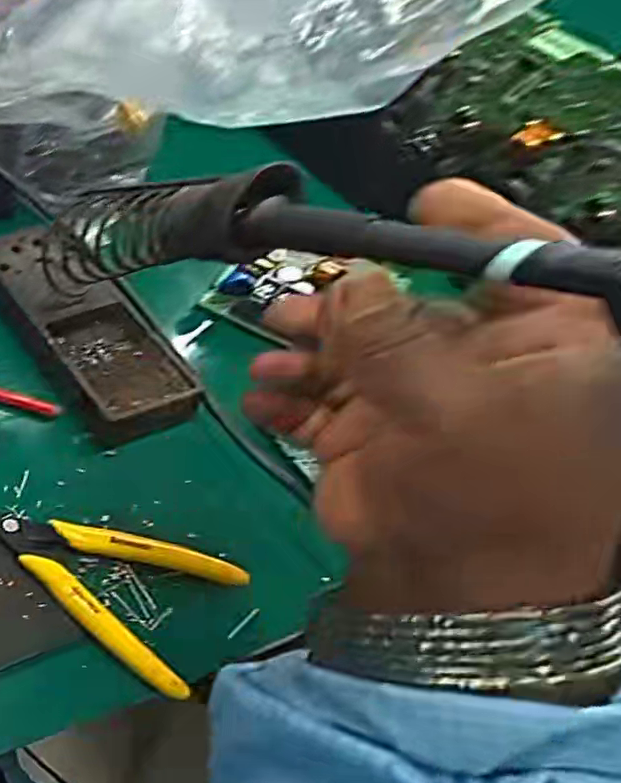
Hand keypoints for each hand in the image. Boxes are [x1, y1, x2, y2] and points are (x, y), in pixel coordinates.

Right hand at [242, 179, 620, 612]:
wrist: (448, 570)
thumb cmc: (492, 484)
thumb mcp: (453, 403)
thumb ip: (396, 342)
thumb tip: (353, 283)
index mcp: (534, 341)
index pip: (507, 265)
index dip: (468, 229)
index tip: (425, 198)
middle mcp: (467, 362)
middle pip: (397, 311)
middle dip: (344, 306)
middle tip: (292, 306)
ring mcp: (403, 399)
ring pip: (343, 355)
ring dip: (301, 353)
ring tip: (270, 357)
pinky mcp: (352, 433)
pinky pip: (308, 401)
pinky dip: (280, 398)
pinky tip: (263, 396)